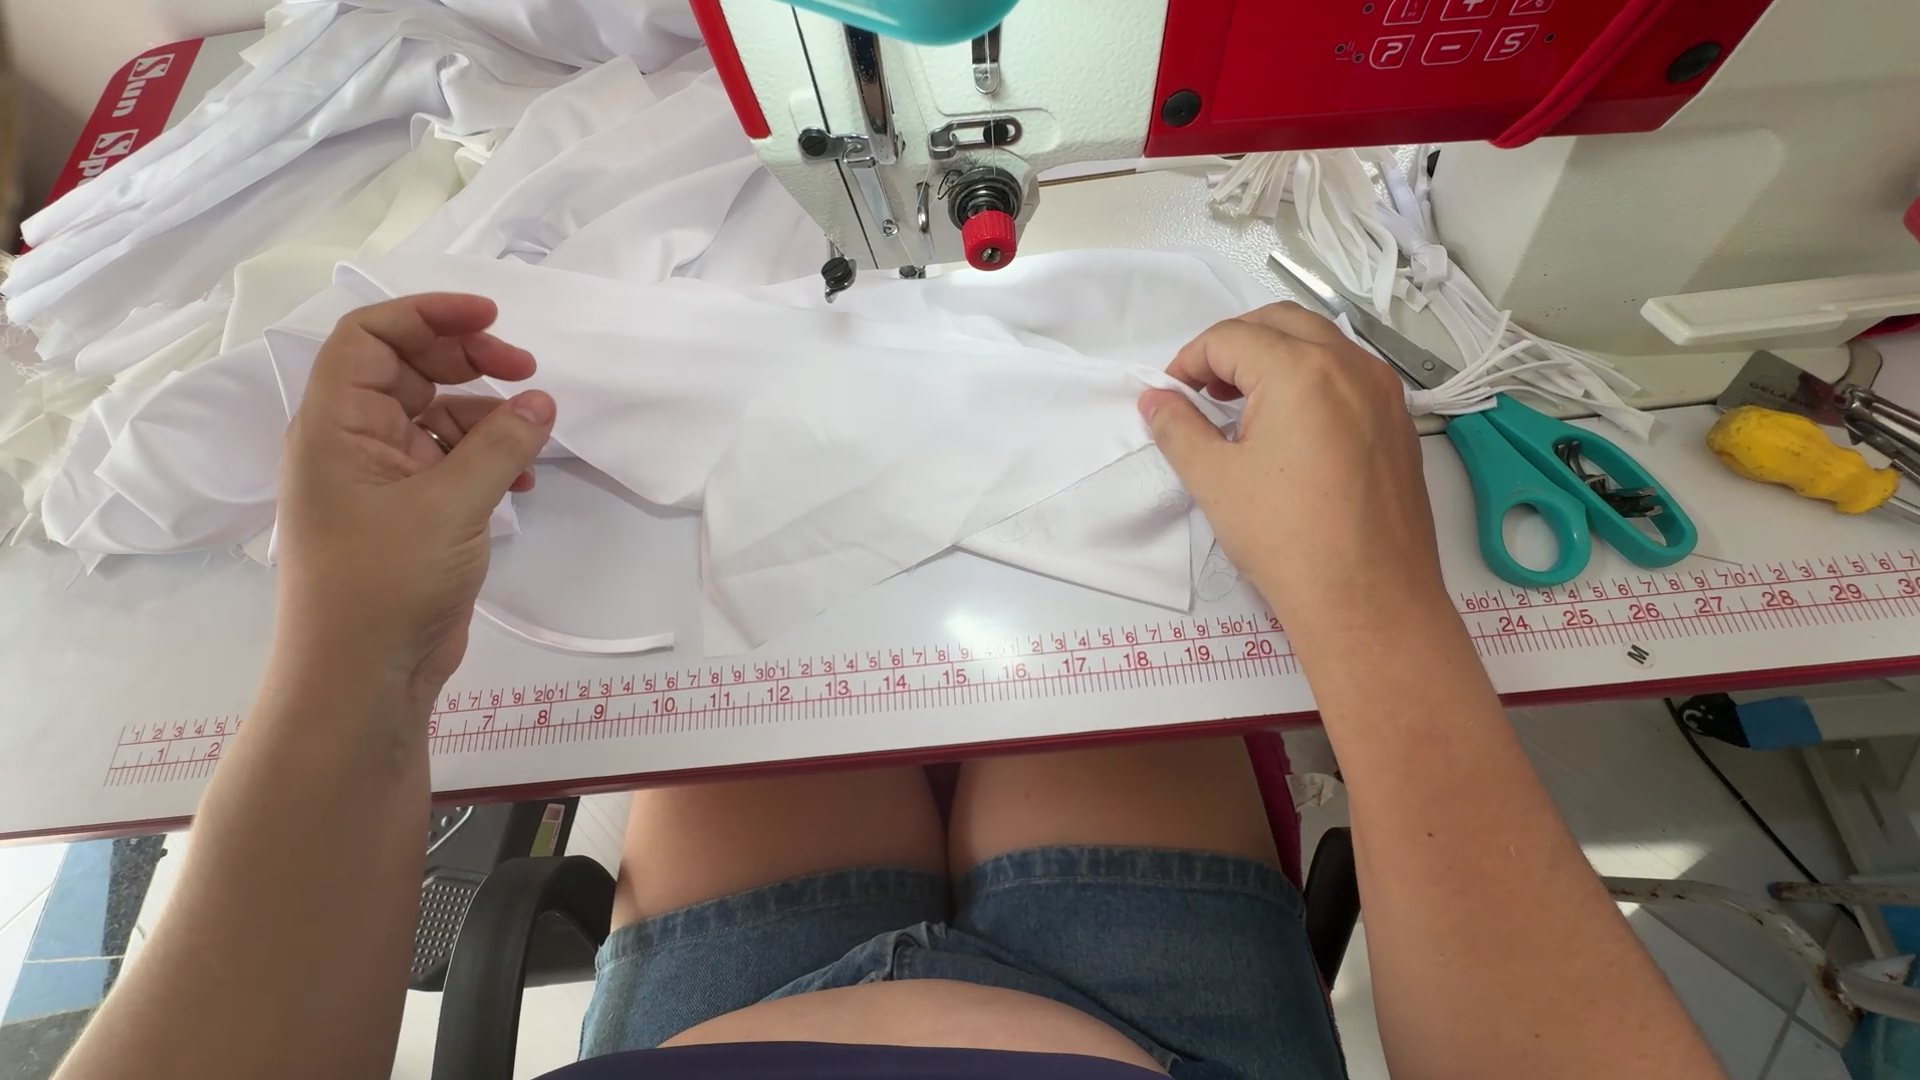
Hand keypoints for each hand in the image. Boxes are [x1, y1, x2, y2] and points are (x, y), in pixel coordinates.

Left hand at [275, 294, 554, 703]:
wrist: (365, 671)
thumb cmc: (387, 580)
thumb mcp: (451, 504)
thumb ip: (501, 445)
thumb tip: (543, 400)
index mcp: (337, 425)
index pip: (372, 338)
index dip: (428, 316)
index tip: (493, 318)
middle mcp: (357, 441)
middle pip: (411, 371)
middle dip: (470, 362)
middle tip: (529, 371)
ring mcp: (389, 478)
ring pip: (442, 417)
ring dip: (490, 416)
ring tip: (535, 435)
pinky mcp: (419, 511)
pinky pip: (458, 461)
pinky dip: (494, 457)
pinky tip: (526, 476)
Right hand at [1139, 302, 1445, 632]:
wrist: (1367, 598)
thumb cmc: (1287, 539)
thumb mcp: (1213, 479)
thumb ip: (1177, 427)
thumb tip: (1155, 400)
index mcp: (1301, 372)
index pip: (1230, 338)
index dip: (1189, 360)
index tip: (1171, 395)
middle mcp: (1351, 366)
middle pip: (1279, 322)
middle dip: (1231, 345)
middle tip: (1202, 389)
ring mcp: (1383, 391)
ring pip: (1319, 342)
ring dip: (1271, 357)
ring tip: (1240, 406)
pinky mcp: (1398, 421)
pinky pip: (1347, 373)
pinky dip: (1308, 378)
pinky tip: (1286, 428)